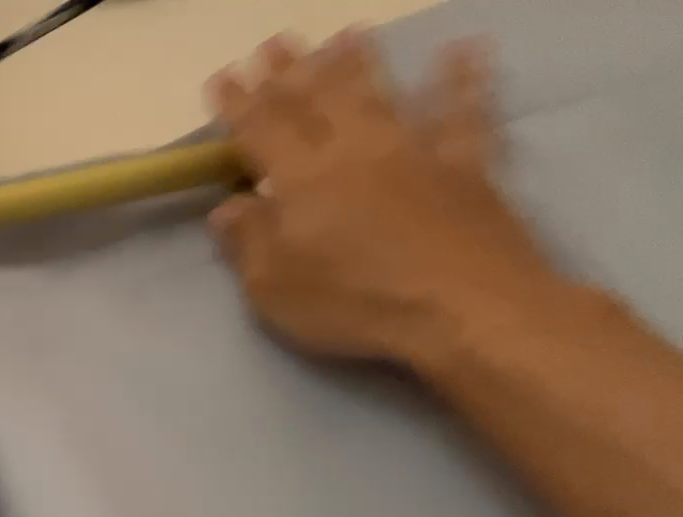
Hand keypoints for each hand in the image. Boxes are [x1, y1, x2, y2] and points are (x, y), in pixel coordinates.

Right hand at [207, 30, 568, 370]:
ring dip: (360, 64)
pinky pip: (464, 114)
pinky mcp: (465, 167)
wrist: (462, 309)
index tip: (223, 76)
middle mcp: (355, 153)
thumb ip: (249, 241)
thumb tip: (228, 206)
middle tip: (275, 42)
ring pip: (381, 96)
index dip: (239, 103)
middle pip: (318, 101)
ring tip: (346, 35)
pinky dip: (463, 80)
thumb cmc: (351, 303)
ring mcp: (415, 153)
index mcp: (302, 182)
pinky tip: (462, 51)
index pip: (261, 131)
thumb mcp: (272, 287)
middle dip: (291, 71)